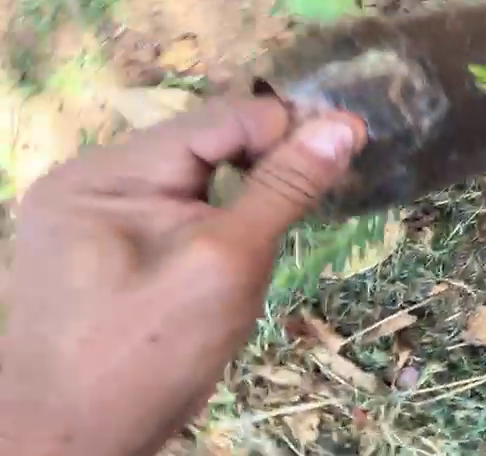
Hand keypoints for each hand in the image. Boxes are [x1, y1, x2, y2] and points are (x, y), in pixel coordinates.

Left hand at [0, 97, 365, 455]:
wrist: (75, 446)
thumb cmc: (147, 353)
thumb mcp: (228, 260)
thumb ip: (288, 185)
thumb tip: (349, 123)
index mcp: (107, 175)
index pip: (229, 118)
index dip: (295, 129)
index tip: (353, 151)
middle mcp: (103, 177)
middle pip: (223, 132)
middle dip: (283, 150)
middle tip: (332, 180)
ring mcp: (112, 205)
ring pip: (220, 158)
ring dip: (271, 173)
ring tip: (308, 198)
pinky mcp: (130, 231)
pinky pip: (206, 188)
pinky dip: (249, 194)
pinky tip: (270, 217)